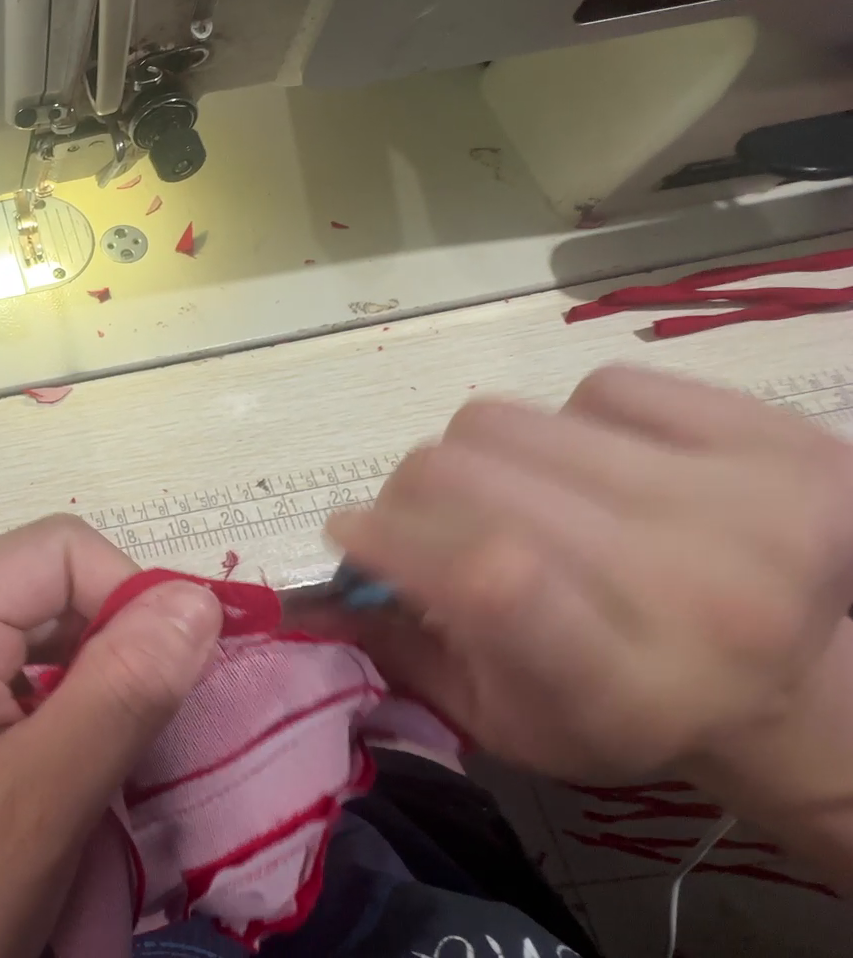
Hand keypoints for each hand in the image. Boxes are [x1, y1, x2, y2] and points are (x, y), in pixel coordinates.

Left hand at [0, 515, 224, 957]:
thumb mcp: (34, 800)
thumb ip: (119, 693)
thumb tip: (198, 600)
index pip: (61, 550)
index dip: (132, 597)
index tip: (176, 684)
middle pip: (57, 585)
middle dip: (121, 647)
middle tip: (151, 737)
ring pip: (53, 631)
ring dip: (104, 686)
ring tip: (115, 763)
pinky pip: (32, 673)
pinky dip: (75, 711)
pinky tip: (80, 771)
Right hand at [324, 366, 852, 780]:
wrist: (795, 686)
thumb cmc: (615, 711)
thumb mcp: (494, 714)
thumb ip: (395, 649)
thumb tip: (304, 592)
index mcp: (617, 682)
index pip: (486, 577)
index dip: (392, 537)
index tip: (348, 532)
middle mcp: (695, 587)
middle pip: (467, 477)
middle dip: (406, 495)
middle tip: (415, 519)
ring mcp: (748, 502)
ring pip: (504, 418)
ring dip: (475, 456)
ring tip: (508, 493)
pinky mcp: (781, 439)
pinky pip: (597, 385)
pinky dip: (567, 421)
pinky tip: (595, 469)